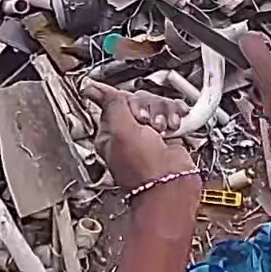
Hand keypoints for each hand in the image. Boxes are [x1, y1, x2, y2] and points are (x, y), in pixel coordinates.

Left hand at [81, 82, 197, 194]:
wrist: (171, 183)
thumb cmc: (142, 167)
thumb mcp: (120, 130)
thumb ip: (111, 105)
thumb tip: (92, 88)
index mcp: (111, 134)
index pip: (117, 102)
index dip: (129, 102)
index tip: (136, 108)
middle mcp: (130, 134)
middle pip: (140, 100)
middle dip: (149, 106)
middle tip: (149, 121)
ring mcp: (151, 135)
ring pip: (159, 105)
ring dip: (165, 111)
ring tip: (165, 127)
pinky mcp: (170, 137)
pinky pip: (174, 114)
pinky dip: (178, 115)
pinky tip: (176, 123)